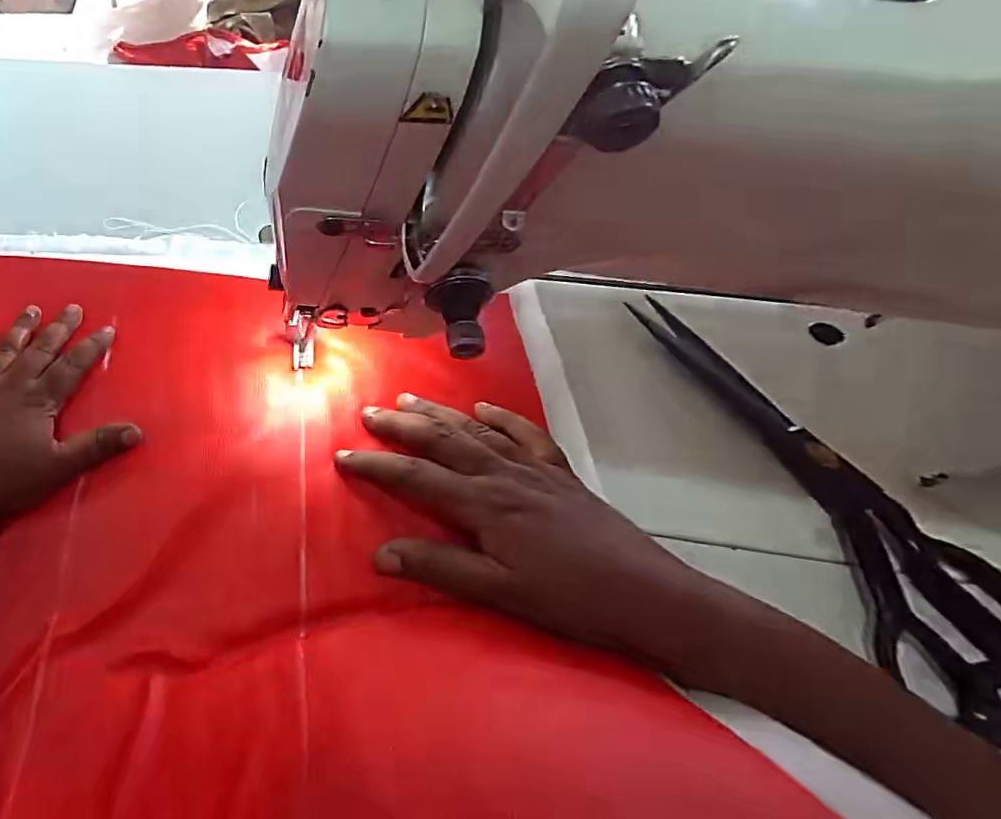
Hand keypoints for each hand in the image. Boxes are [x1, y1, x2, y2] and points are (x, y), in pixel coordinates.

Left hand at [0, 305, 141, 531]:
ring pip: (3, 351)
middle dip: (59, 328)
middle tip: (73, 308)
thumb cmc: (4, 483)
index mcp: (38, 400)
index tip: (107, 328)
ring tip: (31, 310)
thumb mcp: (58, 468)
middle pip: (40, 350)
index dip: (91, 347)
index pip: (72, 366)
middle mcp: (10, 385)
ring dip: (19, 329)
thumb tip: (137, 430)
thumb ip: (96, 446)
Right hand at [336, 394, 761, 683]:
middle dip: (401, 426)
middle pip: (442, 440)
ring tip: (408, 400)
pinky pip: (526, 435)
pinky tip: (483, 406)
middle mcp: (503, 476)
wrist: (657, 600)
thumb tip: (380, 555)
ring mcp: (534, 470)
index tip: (343, 456)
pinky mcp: (561, 474)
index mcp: (483, 504)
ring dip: (439, 414)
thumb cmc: (574, 600)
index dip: (375, 464)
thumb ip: (440, 569)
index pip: (415, 476)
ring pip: (476, 430)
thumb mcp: (501, 592)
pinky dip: (501, 417)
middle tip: (369, 413)